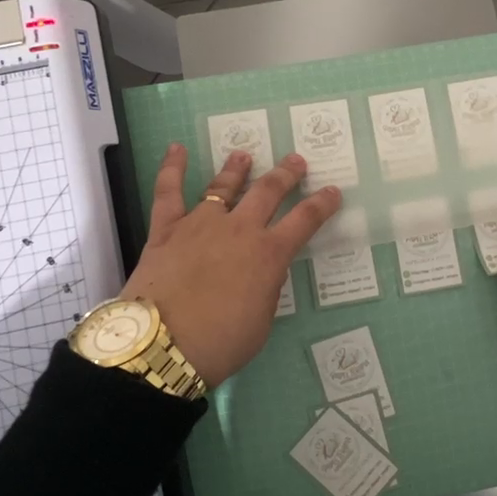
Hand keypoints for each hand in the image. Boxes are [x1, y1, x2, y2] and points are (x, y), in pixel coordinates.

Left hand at [119, 144, 340, 386]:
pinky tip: (176, 149)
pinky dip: (172, 168)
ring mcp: (200, 224)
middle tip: (295, 161)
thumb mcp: (261, 320)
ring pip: (223, 186)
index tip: (333, 191)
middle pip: (268, 191)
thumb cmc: (221, 343)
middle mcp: (239, 230)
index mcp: (269, 254)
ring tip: (244, 155)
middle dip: (286, 174)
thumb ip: (266, 287)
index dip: (322, 204)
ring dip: (237, 169)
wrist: (163, 346)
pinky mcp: (166, 229)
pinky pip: (168, 192)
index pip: (304, 220)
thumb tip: (262, 269)